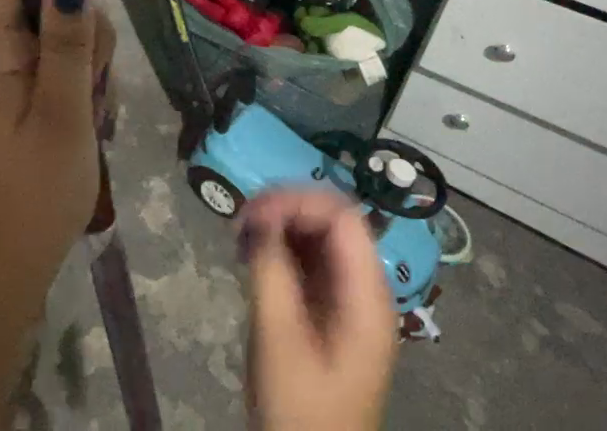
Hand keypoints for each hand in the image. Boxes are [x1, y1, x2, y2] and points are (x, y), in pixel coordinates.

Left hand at [0, 0, 112, 270]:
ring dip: (88, 61)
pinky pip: (60, 62)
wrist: (15, 251)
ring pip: (60, 30)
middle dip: (82, 27)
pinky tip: (88, 119)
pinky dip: (81, 83)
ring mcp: (10, 69)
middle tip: (92, 80)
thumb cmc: (39, 184)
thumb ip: (68, 40)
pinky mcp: (25, 90)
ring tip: (90, 109)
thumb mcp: (64, 109)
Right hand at [242, 190, 396, 430]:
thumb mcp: (279, 337)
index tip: (253, 212)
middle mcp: (364, 289)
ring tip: (240, 235)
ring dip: (280, 225)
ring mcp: (348, 299)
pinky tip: (251, 253)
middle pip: (332, 221)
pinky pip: (309, 260)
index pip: (342, 216)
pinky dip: (280, 247)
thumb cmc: (300, 406)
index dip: (297, 201)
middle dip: (286, 209)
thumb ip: (271, 270)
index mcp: (366, 295)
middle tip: (241, 219)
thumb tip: (259, 217)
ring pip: (318, 237)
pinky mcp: (328, 309)